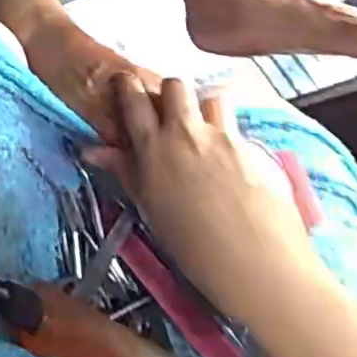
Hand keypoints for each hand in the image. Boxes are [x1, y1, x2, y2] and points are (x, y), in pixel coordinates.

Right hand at [83, 73, 319, 323]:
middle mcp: (187, 134)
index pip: (133, 96)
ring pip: (212, 98)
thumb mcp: (150, 208)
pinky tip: (233, 164)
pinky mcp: (257, 151)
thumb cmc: (197, 249)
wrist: (264, 272)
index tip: (126, 88)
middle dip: (170, 93)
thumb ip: (125, 170)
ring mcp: (225, 140)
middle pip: (175, 85)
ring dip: (205, 109)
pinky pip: (240, 130)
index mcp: (154, 147)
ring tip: (205, 132)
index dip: (127, 85)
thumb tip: (92, 151)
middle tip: (170, 114)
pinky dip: (232, 138)